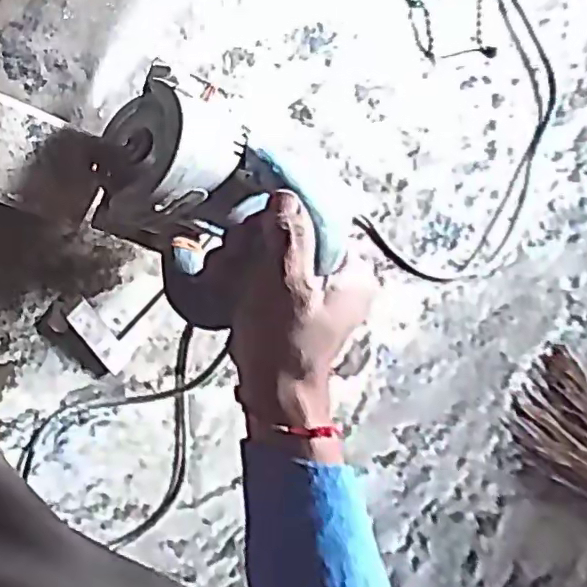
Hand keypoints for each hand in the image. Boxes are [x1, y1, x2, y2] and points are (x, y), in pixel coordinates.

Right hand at [227, 191, 376, 459]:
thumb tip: (286, 197)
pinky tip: (233, 288)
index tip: (252, 234)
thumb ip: (289, 238)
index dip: (277, 221)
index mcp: (353, 271)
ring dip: (242, 260)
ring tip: (234, 282)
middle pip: (288, 234)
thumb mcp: (286, 285)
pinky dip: (242, 274)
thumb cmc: (283, 342)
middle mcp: (338, 276)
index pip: (316, 221)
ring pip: (268, 251)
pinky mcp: (287, 298)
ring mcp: (311, 288)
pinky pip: (261, 269)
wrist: (271, 389)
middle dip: (254, 245)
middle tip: (240, 266)